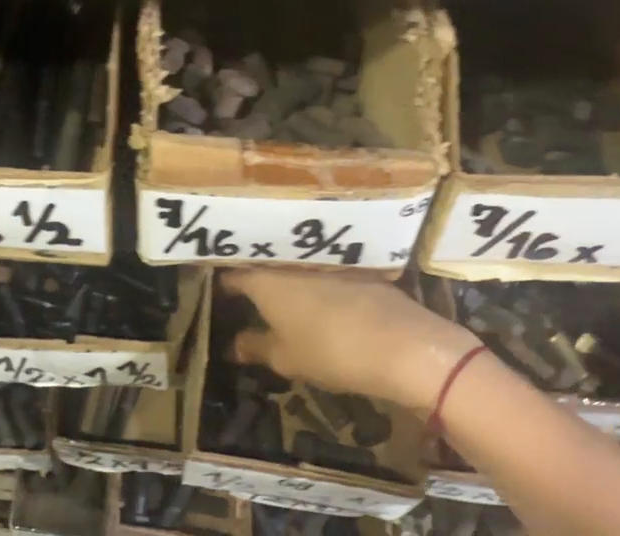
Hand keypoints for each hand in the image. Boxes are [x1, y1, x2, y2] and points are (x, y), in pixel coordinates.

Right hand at [220, 269, 480, 411]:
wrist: (403, 345)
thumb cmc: (331, 351)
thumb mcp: (286, 359)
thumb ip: (255, 348)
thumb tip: (233, 345)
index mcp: (263, 279)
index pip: (229, 274)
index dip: (220, 287)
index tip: (215, 298)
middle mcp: (288, 260)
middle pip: (260, 264)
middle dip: (251, 277)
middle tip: (243, 300)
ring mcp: (323, 261)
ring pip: (292, 265)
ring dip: (283, 279)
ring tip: (278, 301)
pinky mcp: (353, 267)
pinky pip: (320, 270)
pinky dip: (313, 282)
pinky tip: (318, 302)